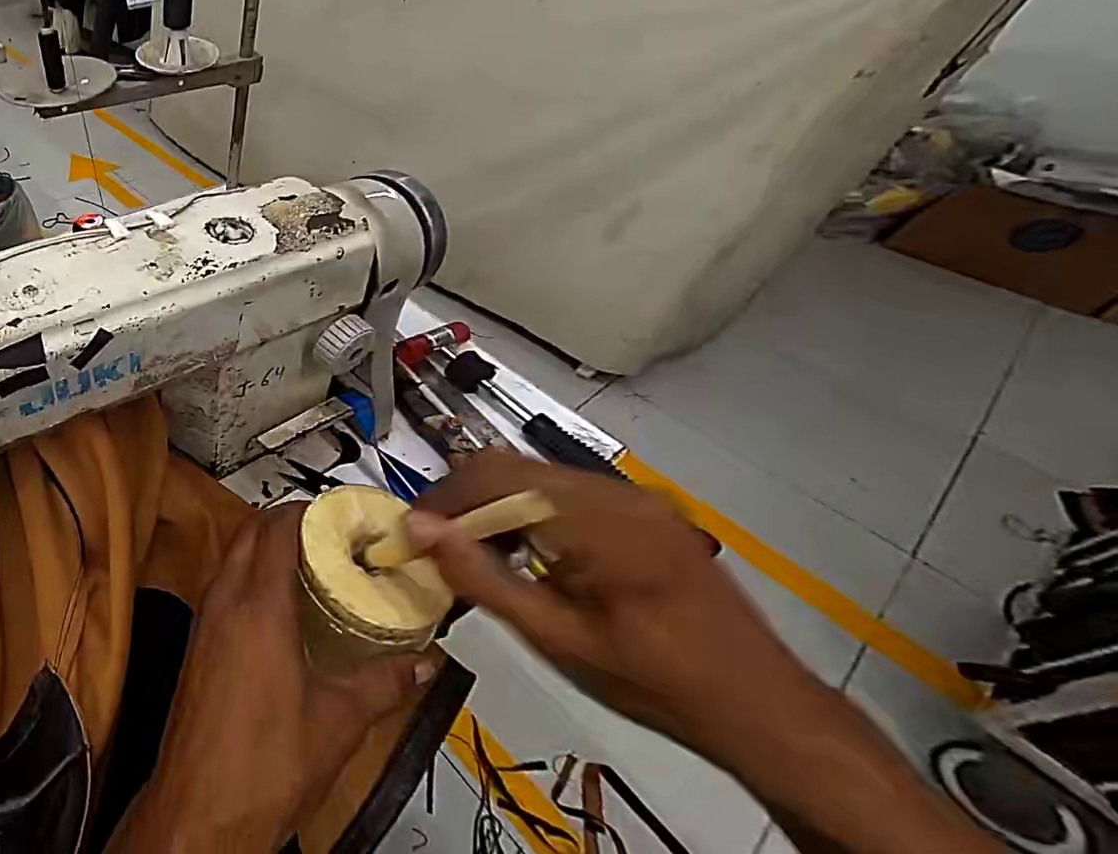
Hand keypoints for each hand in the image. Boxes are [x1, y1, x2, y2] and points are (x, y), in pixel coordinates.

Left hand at [109, 504, 437, 853]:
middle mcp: (224, 602)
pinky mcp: (199, 641)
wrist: (199, 810)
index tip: (339, 515)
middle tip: (330, 536)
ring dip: (267, 546)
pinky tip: (283, 608)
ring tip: (313, 565)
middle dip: (289, 521)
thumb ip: (385, 682)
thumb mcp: (339, 722)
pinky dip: (253, 576)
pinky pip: (225, 585)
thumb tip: (422, 662)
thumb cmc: (262, 766)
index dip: (308, 511)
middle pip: (251, 531)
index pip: (276, 528)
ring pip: (234, 555)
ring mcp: (205, 620)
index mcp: (258, 608)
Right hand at [411, 450, 996, 853]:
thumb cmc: (655, 681)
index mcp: (601, 522)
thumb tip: (419, 529)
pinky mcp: (639, 505)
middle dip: (463, 498)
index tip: (412, 530)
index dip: (445, 498)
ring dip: (491, 503)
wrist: (761, 706)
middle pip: (511, 466)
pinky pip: (561, 488)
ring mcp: (632, 495)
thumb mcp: (557, 638)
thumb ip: (481, 577)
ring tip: (472, 548)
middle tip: (435, 541)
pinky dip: (525, 508)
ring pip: (532, 473)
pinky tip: (520, 547)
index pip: (496, 478)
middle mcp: (617, 492)